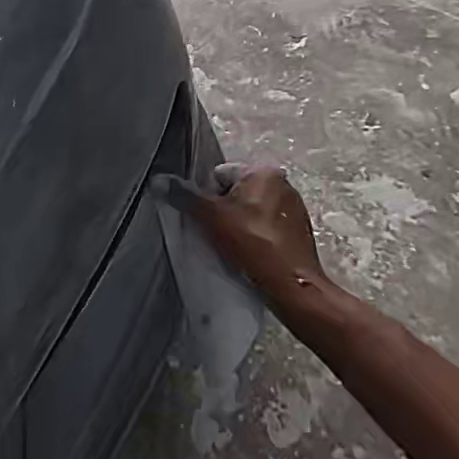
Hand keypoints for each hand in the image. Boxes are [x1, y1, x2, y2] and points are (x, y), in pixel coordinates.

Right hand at [155, 163, 327, 297]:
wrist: (291, 286)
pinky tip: (252, 250)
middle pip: (236, 191)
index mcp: (264, 172)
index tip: (211, 217)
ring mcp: (294, 207)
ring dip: (242, 222)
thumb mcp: (211, 217)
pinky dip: (258, 234)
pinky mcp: (300, 229)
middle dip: (225, 208)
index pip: (220, 174)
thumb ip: (184, 195)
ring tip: (236, 243)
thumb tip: (159, 180)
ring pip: (252, 209)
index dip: (209, 195)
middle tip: (220, 231)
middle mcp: (283, 183)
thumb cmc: (252, 244)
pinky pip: (268, 225)